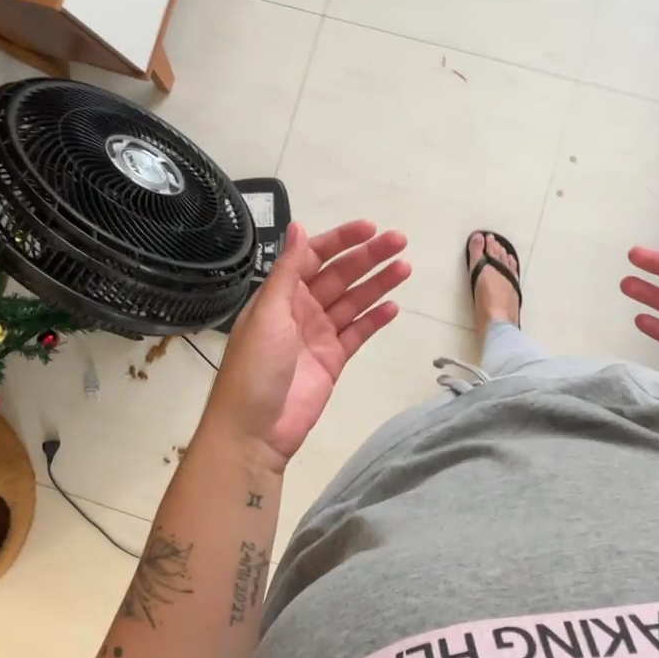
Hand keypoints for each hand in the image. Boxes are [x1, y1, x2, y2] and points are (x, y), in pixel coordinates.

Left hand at [199, 220, 409, 471]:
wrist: (254, 430)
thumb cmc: (254, 367)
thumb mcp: (268, 312)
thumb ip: (288, 271)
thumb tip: (298, 227)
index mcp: (280, 294)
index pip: (314, 257)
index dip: (341, 241)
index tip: (369, 229)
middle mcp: (301, 309)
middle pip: (340, 275)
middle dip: (368, 257)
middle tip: (399, 241)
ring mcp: (319, 335)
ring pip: (353, 301)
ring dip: (378, 283)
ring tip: (404, 267)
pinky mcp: (333, 360)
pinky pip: (358, 333)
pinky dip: (375, 319)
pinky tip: (393, 305)